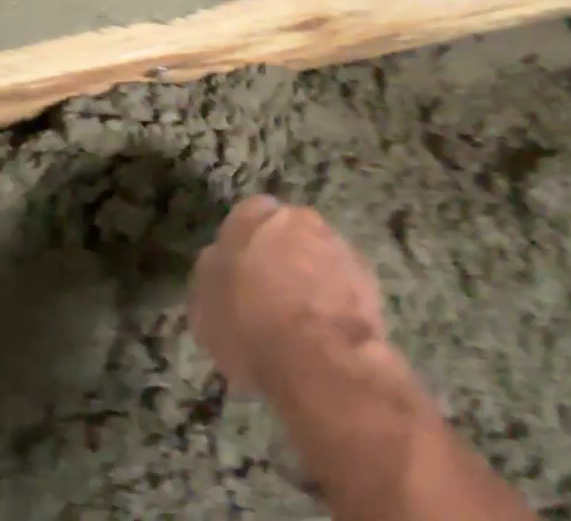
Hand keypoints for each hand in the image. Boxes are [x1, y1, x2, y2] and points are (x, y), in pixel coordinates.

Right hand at [188, 196, 387, 394]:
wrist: (317, 354)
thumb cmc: (249, 325)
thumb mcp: (205, 310)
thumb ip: (212, 277)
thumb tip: (220, 265)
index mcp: (250, 216)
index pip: (244, 218)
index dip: (243, 250)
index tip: (241, 280)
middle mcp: (296, 217)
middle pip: (284, 233)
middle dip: (280, 257)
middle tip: (270, 299)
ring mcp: (334, 241)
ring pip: (316, 254)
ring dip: (309, 277)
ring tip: (300, 322)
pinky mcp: (365, 272)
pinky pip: (342, 280)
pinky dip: (335, 298)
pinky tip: (326, 332)